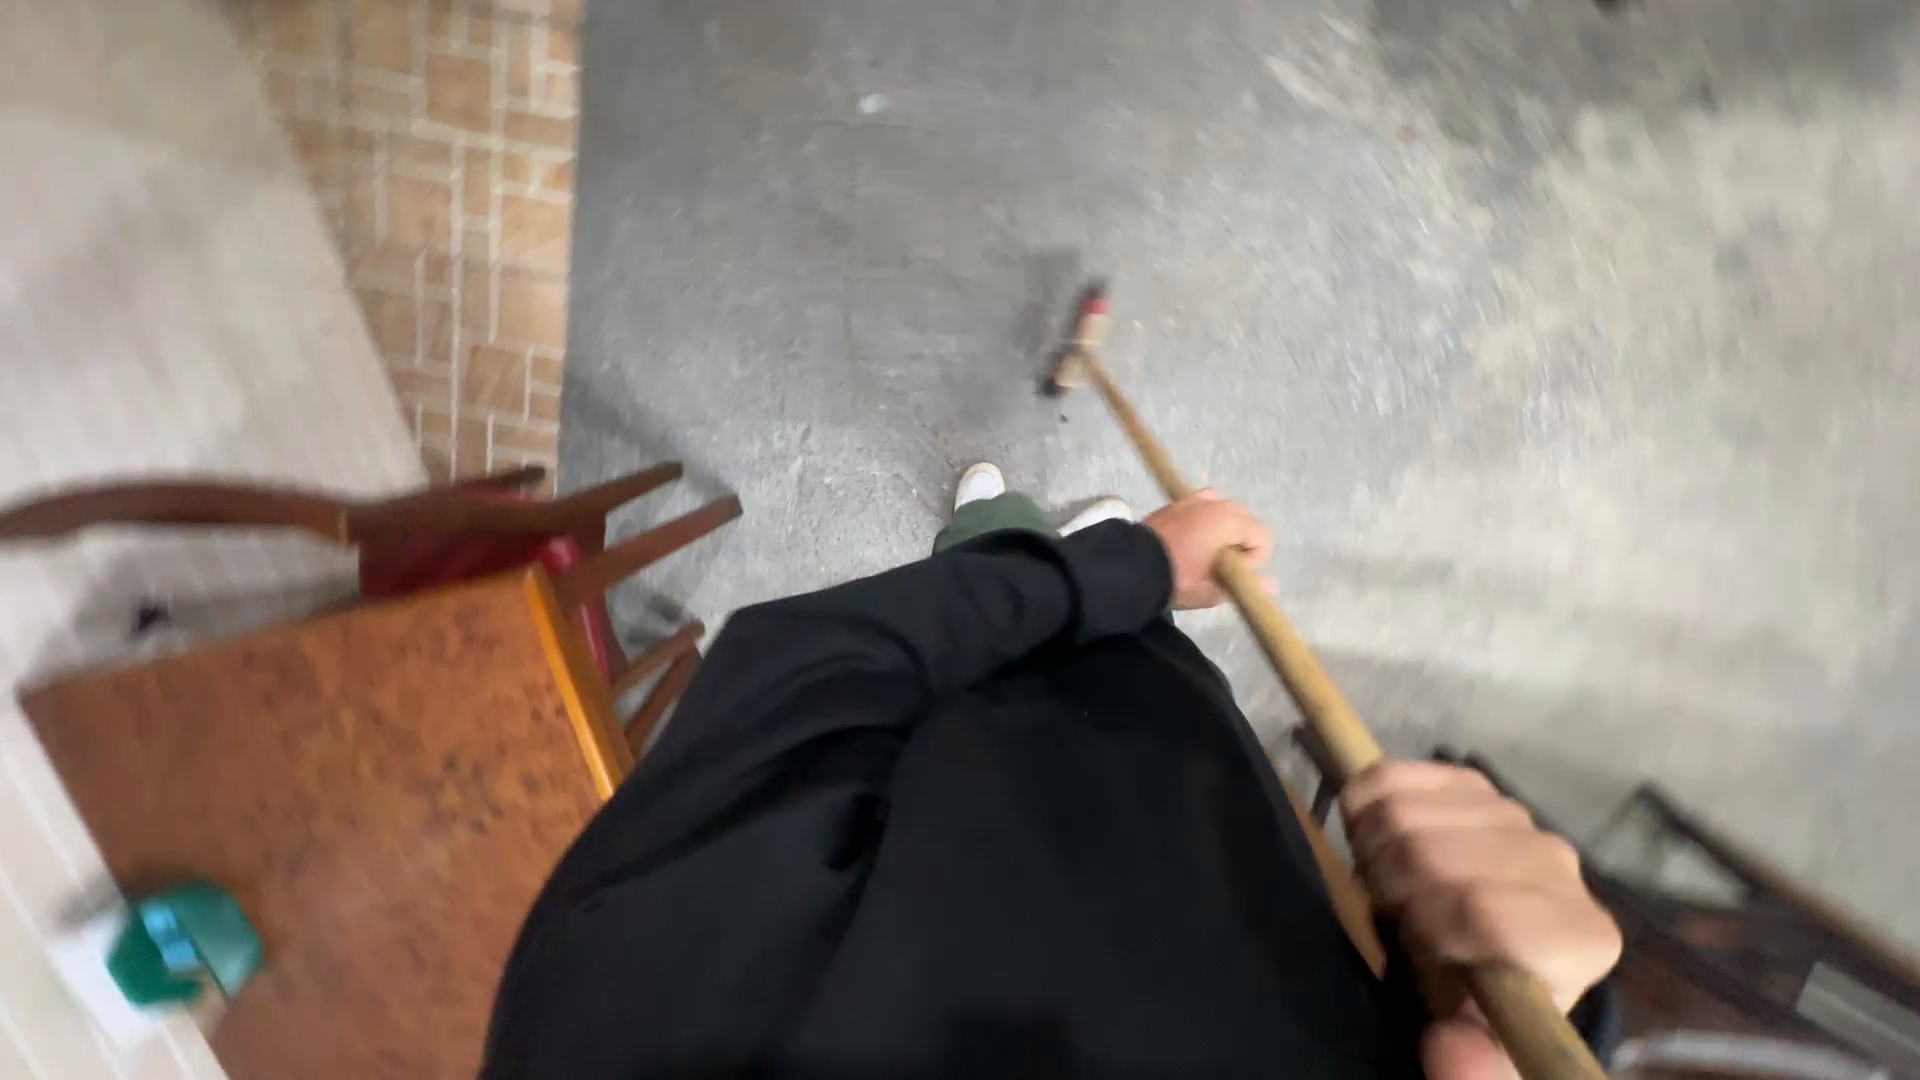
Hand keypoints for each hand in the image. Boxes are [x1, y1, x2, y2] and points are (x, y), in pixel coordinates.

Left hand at [1141, 490, 1273, 609]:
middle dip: (1240, 542)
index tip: (1232, 575)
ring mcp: (1192, 499)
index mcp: (1230, 520)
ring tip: (1205, 552)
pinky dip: (1202, 519)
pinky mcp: (1173, 503)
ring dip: (1222, 528)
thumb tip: (1273, 584)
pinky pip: (1199, 506)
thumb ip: (1246, 585)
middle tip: (1220, 565)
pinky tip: (1188, 540)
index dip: (1253, 560)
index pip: (1262, 537)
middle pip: (1244, 520)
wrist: (1131, 567)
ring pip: (1222, 510)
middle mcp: (1215, 503)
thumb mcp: (1213, 590)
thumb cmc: (1178, 579)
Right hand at [1341, 761, 1621, 1079]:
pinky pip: (1388, 775)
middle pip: (1424, 852)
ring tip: (1392, 878)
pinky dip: (1362, 806)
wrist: (1490, 942)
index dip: (1427, 925)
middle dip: (1389, 886)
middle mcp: (1556, 862)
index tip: (1424, 947)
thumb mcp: (1486, 1044)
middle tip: (1398, 912)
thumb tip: (1447, 1052)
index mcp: (1575, 936)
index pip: (1478, 909)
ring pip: (1398, 811)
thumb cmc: (1484, 995)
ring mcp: (1510, 813)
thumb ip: (1479, 1067)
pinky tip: (1383, 837)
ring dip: (1371, 848)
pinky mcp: (1468, 780)